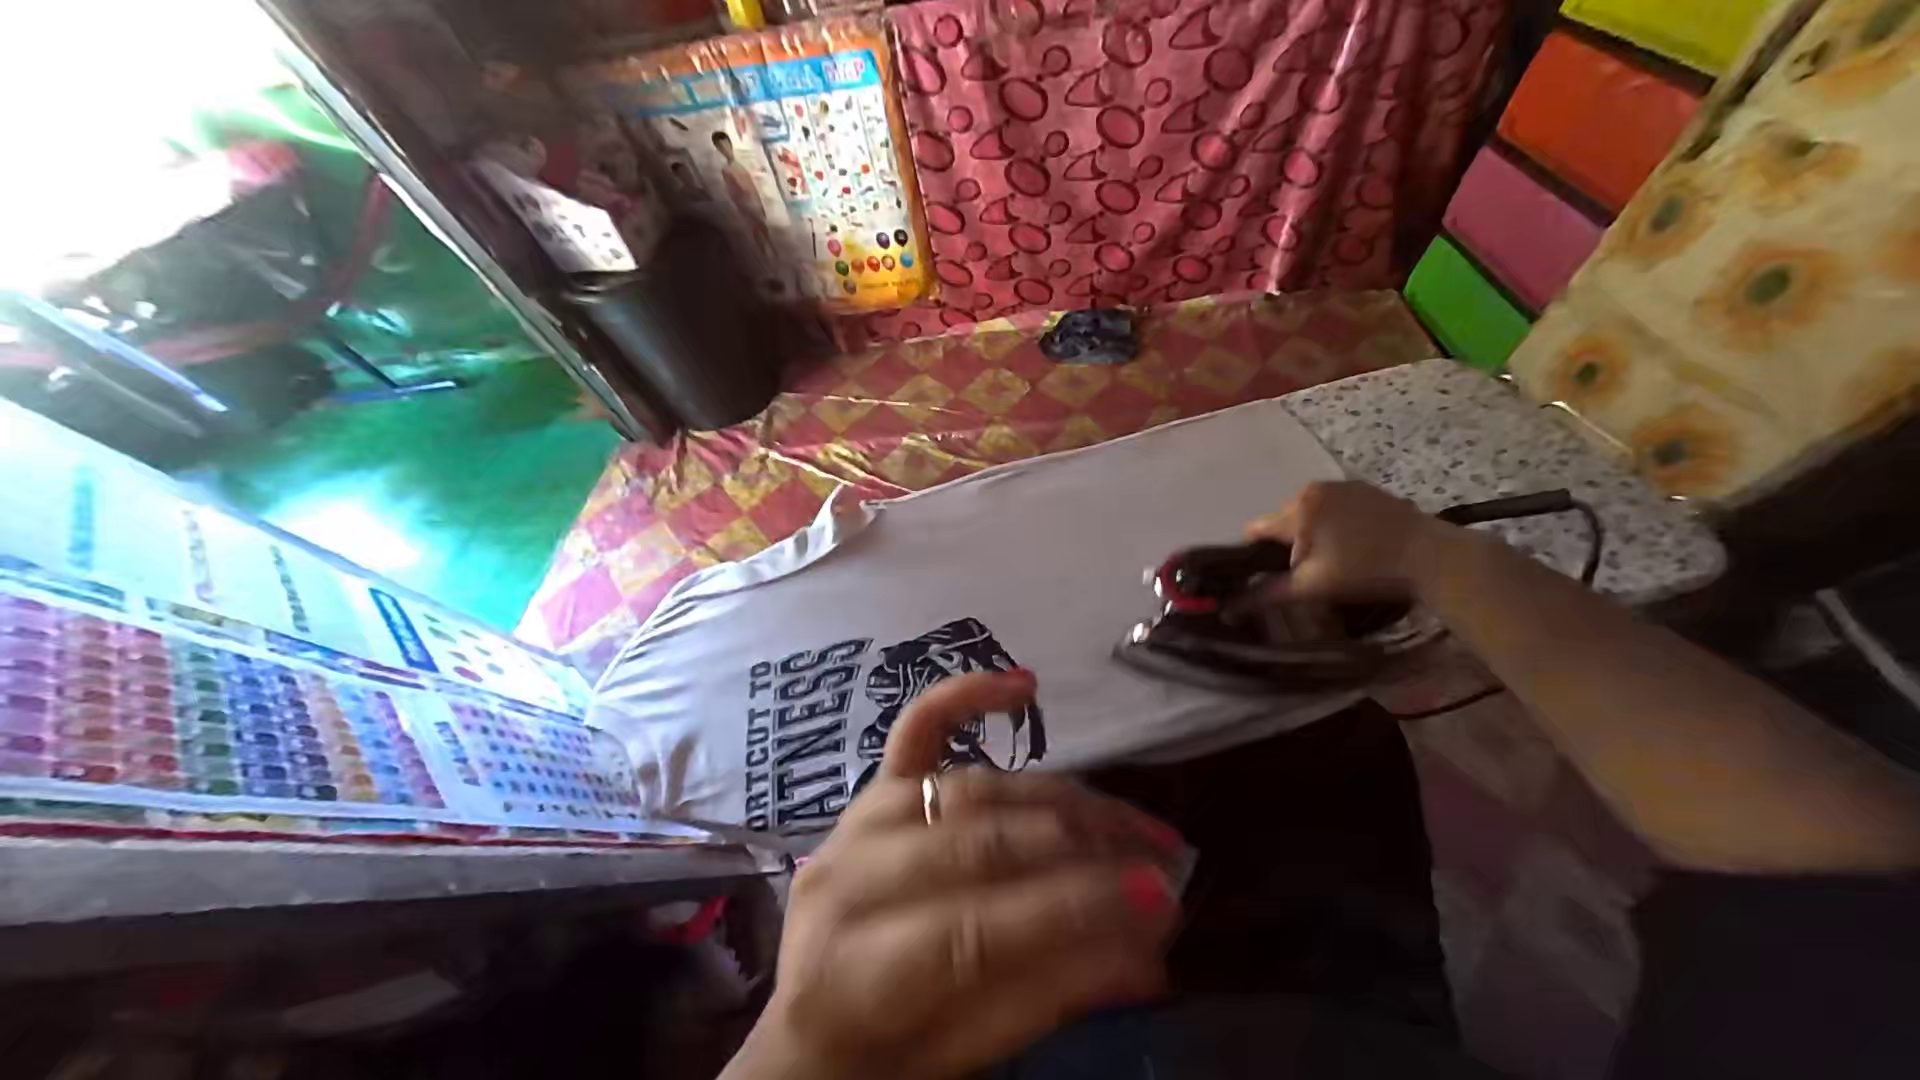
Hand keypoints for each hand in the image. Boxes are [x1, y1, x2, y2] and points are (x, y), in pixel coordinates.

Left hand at [724, 670, 1181, 1079]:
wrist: (819, 1021)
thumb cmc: (894, 1050)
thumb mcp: (971, 1049)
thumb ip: (1055, 992)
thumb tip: (1152, 947)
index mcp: (857, 968)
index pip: (977, 927)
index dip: (1071, 910)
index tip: (1160, 902)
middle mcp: (851, 875)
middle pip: (979, 846)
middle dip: (1080, 851)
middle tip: (1156, 861)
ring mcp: (859, 820)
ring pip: (972, 791)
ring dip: (1059, 801)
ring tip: (1128, 822)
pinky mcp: (873, 789)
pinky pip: (917, 730)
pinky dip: (966, 698)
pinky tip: (1021, 685)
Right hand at [1245, 481, 1453, 602]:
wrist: (1435, 558)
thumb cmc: (1367, 572)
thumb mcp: (1313, 587)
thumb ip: (1267, 594)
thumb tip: (1229, 607)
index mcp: (1297, 509)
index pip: (1255, 531)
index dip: (1256, 556)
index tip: (1273, 575)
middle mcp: (1313, 488)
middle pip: (1282, 521)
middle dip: (1289, 545)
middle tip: (1314, 572)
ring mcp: (1341, 484)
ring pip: (1308, 514)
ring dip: (1313, 534)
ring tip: (1338, 558)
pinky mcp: (1364, 488)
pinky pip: (1333, 506)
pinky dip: (1335, 523)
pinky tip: (1356, 544)